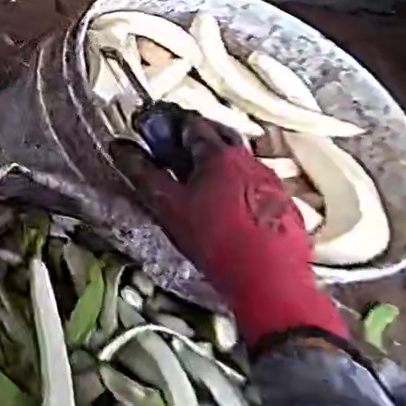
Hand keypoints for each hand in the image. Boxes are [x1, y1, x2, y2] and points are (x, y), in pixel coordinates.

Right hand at [117, 114, 345, 347]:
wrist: (272, 284)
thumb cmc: (215, 239)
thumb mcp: (165, 203)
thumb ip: (140, 169)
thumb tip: (120, 146)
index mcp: (222, 157)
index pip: (192, 124)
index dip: (166, 122)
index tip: (148, 127)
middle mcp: (253, 164)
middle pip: (220, 136)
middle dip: (191, 137)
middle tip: (167, 148)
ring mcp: (274, 185)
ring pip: (238, 160)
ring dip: (212, 160)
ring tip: (190, 175)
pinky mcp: (286, 207)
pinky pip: (254, 182)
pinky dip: (232, 181)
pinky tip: (218, 200)